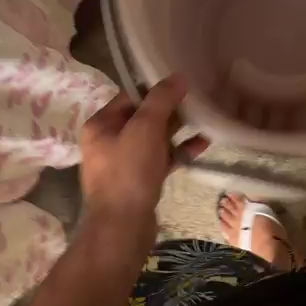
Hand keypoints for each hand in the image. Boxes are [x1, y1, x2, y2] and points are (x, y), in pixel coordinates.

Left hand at [79, 75, 206, 253]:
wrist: (122, 229)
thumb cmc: (129, 173)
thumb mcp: (145, 129)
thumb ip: (161, 100)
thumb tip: (177, 76)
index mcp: (101, 124)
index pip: (131, 95)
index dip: (157, 88)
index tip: (184, 83)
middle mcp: (108, 140)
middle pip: (144, 116)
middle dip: (171, 109)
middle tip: (198, 100)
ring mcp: (124, 162)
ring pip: (155, 138)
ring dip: (178, 130)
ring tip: (205, 120)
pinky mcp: (139, 181)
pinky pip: (161, 158)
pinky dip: (178, 151)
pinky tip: (202, 145)